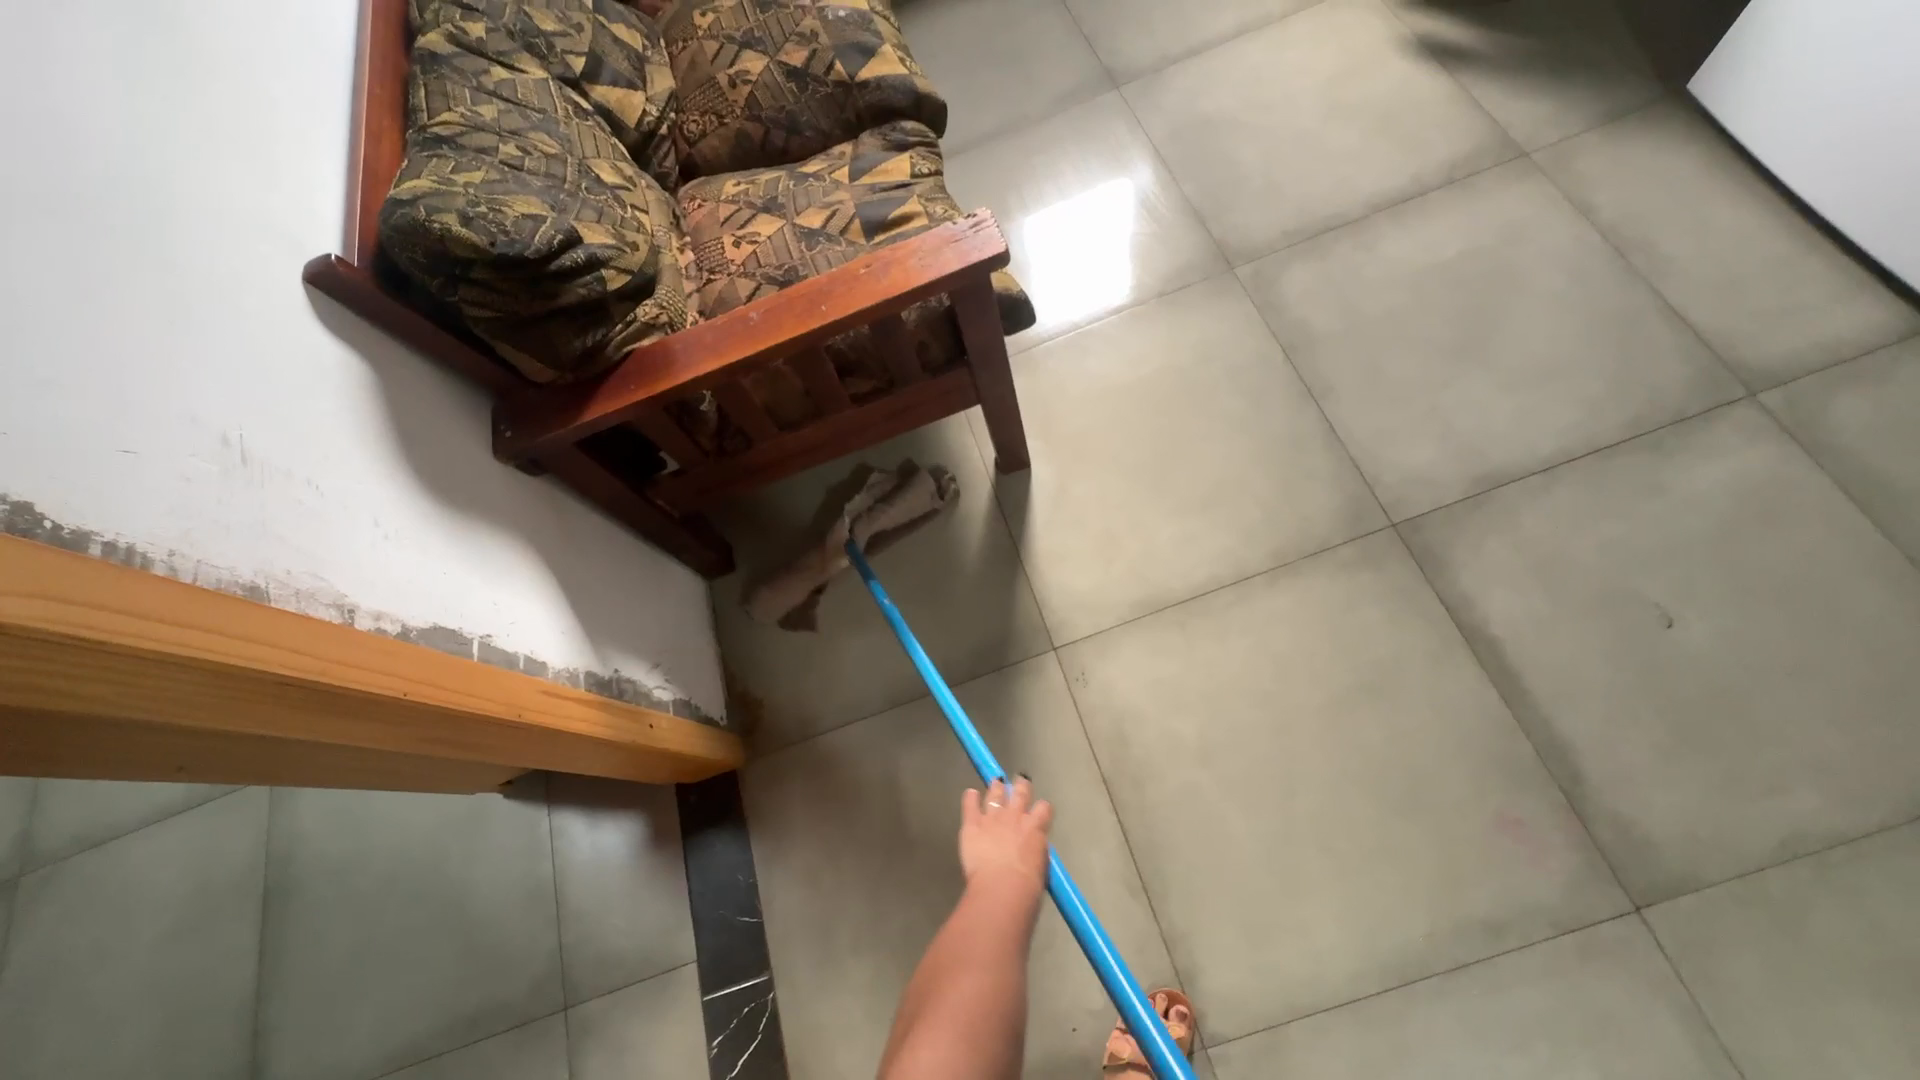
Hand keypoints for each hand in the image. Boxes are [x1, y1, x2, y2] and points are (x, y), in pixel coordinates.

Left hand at [959, 777, 1052, 891]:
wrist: (1001, 886)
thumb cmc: (1027, 885)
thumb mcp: (1041, 867)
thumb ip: (1037, 851)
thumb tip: (1033, 847)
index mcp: (1035, 827)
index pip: (1044, 808)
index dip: (1042, 808)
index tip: (1040, 810)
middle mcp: (1015, 816)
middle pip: (1020, 792)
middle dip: (1021, 786)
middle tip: (1020, 781)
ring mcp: (992, 818)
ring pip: (995, 795)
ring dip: (996, 788)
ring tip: (996, 783)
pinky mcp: (972, 824)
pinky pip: (970, 805)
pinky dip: (970, 798)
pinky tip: (970, 793)